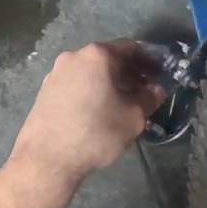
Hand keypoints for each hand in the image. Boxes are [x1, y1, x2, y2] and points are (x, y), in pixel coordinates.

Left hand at [7, 41, 166, 191]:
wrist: (47, 158)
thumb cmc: (95, 133)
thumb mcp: (133, 118)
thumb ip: (149, 98)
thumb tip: (156, 89)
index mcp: (97, 55)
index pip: (130, 48)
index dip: (149, 60)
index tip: (161, 74)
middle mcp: (74, 56)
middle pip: (109, 58)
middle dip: (129, 72)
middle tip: (145, 90)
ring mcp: (56, 72)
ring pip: (91, 71)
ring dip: (109, 82)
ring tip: (123, 102)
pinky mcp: (45, 90)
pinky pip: (76, 83)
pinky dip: (91, 89)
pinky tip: (98, 109)